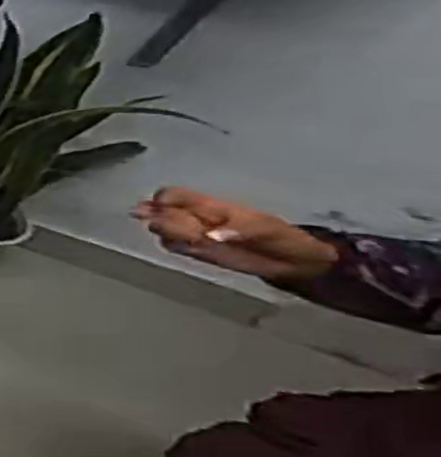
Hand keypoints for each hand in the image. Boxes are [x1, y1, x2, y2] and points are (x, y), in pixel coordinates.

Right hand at [133, 187, 339, 283]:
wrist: (296, 261)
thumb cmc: (281, 237)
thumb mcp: (266, 228)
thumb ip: (238, 229)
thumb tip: (208, 235)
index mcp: (207, 205)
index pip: (170, 195)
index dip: (162, 201)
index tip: (165, 210)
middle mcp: (193, 217)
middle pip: (159, 213)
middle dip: (160, 219)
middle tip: (177, 230)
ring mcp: (192, 234)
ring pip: (161, 229)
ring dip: (166, 233)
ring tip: (189, 241)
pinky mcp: (195, 251)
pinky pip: (171, 246)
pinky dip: (175, 246)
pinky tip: (190, 249)